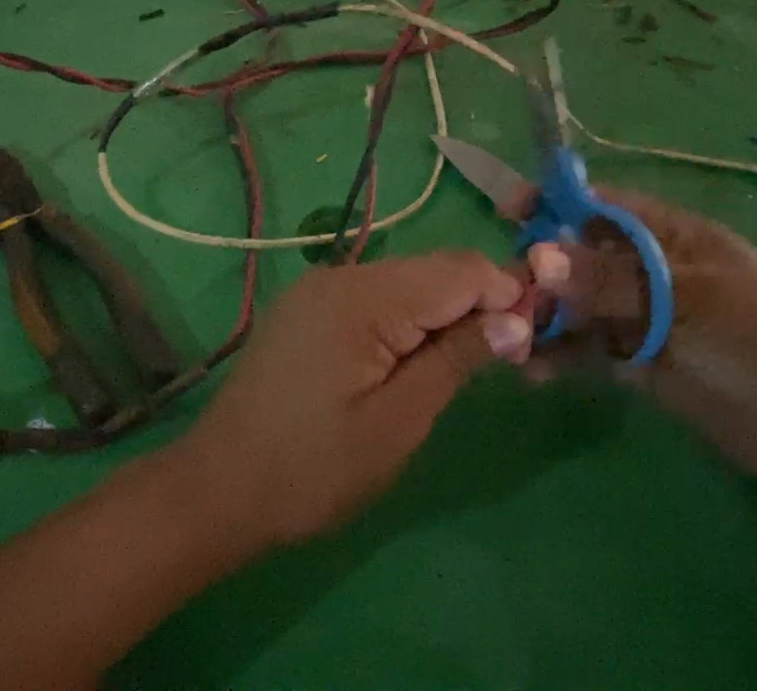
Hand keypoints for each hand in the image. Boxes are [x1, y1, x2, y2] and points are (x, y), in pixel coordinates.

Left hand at [172, 252, 528, 546]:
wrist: (220, 486)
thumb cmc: (313, 467)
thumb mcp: (398, 421)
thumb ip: (456, 359)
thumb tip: (517, 319)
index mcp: (363, 296)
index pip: (459, 270)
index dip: (507, 295)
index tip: (536, 339)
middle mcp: (338, 276)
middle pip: (432, 270)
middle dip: (478, 302)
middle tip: (507, 358)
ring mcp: (316, 290)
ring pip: (404, 283)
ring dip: (443, 313)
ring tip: (466, 364)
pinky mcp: (306, 311)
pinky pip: (373, 299)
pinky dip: (406, 320)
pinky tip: (415, 359)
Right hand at [501, 190, 756, 489]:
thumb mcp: (688, 299)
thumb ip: (609, 280)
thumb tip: (536, 255)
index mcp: (667, 236)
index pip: (598, 205)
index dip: (553, 202)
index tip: (505, 212)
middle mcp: (647, 271)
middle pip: (575, 259)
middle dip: (537, 273)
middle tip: (503, 299)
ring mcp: (642, 317)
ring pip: (575, 308)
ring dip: (542, 320)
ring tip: (512, 344)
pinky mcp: (638, 363)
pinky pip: (585, 350)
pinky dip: (557, 356)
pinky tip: (534, 372)